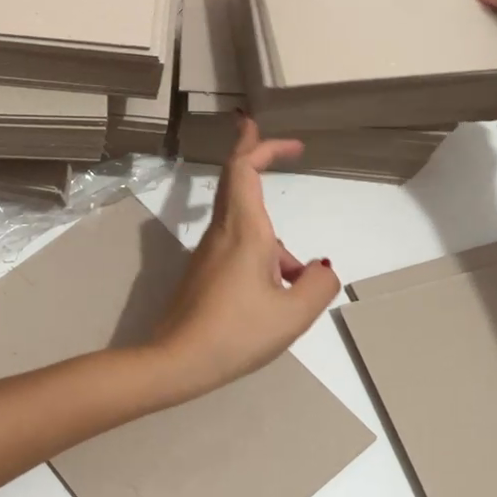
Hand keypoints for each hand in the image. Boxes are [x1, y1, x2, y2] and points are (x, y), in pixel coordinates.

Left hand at [152, 117, 338, 389]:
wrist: (176, 362)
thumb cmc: (236, 334)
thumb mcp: (293, 313)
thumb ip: (319, 285)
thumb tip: (320, 269)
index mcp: (243, 232)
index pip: (243, 170)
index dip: (259, 145)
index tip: (276, 134)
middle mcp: (221, 237)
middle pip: (239, 188)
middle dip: (259, 164)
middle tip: (286, 151)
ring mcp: (207, 258)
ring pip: (246, 230)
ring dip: (275, 243)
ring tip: (298, 288)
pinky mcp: (201, 278)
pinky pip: (237, 254)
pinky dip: (263, 261)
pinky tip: (275, 303)